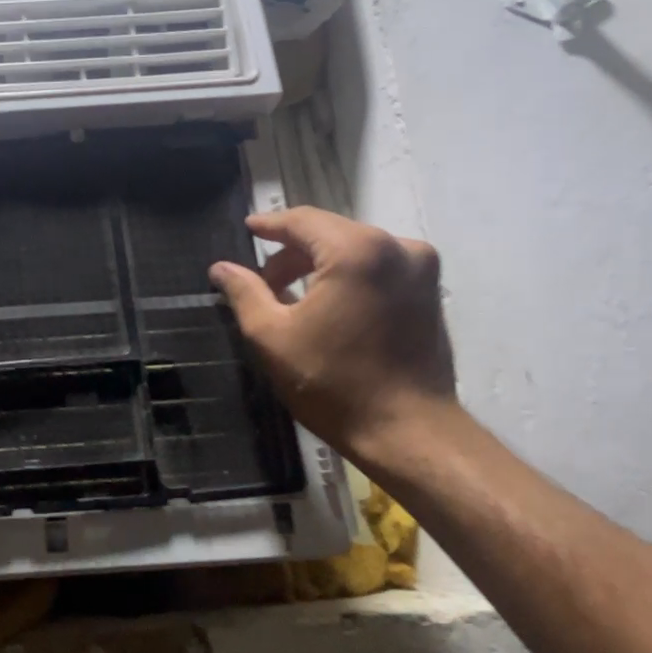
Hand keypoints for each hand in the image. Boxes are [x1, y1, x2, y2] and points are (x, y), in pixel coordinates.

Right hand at [209, 207, 455, 457]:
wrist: (407, 431)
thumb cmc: (333, 383)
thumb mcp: (272, 337)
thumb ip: (244, 292)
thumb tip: (221, 267)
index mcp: (357, 250)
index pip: (303, 221)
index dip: (270, 225)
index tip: (247, 230)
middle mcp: (397, 247)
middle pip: (331, 233)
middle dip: (293, 254)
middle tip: (261, 283)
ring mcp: (421, 269)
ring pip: (356, 251)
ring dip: (321, 267)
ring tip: (291, 299)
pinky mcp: (431, 293)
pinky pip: (379, 269)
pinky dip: (349, 278)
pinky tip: (327, 308)